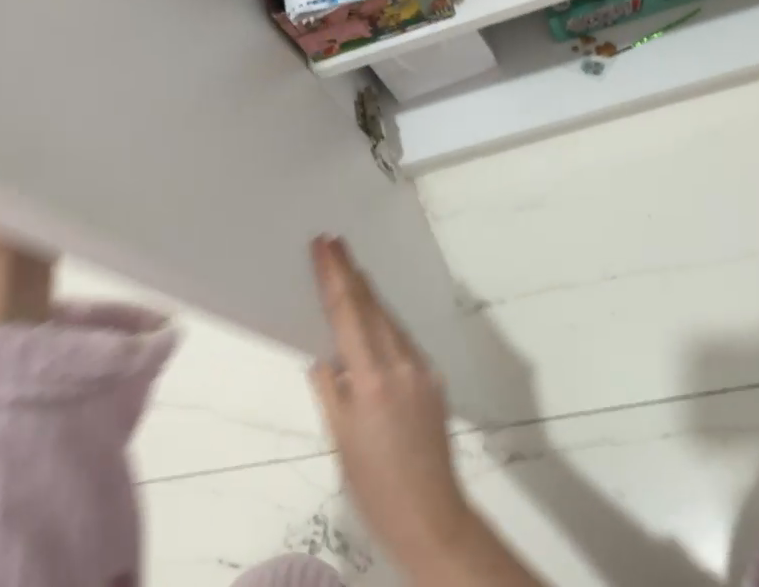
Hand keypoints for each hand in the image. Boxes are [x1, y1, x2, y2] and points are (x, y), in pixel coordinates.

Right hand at [308, 236, 474, 567]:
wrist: (431, 515)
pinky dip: (385, 323)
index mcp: (371, 376)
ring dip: (369, 295)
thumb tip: (325, 356)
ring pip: (390, 321)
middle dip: (352, 274)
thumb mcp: (338, 436)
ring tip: (350, 272)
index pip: (347, 312)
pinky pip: (404, 341)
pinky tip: (375, 321)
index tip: (324, 246)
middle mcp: (401, 364)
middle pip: (372, 308)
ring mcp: (422, 372)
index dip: (333, 276)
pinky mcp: (434, 384)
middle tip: (334, 243)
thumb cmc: (373, 482)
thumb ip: (329, 387)